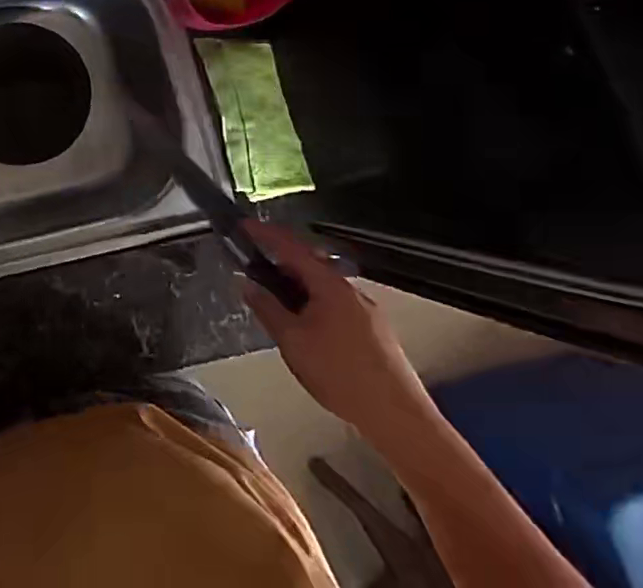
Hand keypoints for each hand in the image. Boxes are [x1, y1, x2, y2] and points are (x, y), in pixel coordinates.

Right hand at [238, 220, 436, 441]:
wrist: (396, 416)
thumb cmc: (340, 374)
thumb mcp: (291, 340)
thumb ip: (266, 308)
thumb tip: (247, 285)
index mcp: (330, 286)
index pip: (292, 248)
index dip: (266, 234)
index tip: (245, 226)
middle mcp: (351, 291)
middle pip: (310, 265)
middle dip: (281, 264)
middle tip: (255, 269)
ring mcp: (366, 311)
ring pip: (323, 287)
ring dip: (297, 287)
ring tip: (276, 302)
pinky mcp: (374, 331)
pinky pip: (336, 304)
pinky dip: (313, 303)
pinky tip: (305, 326)